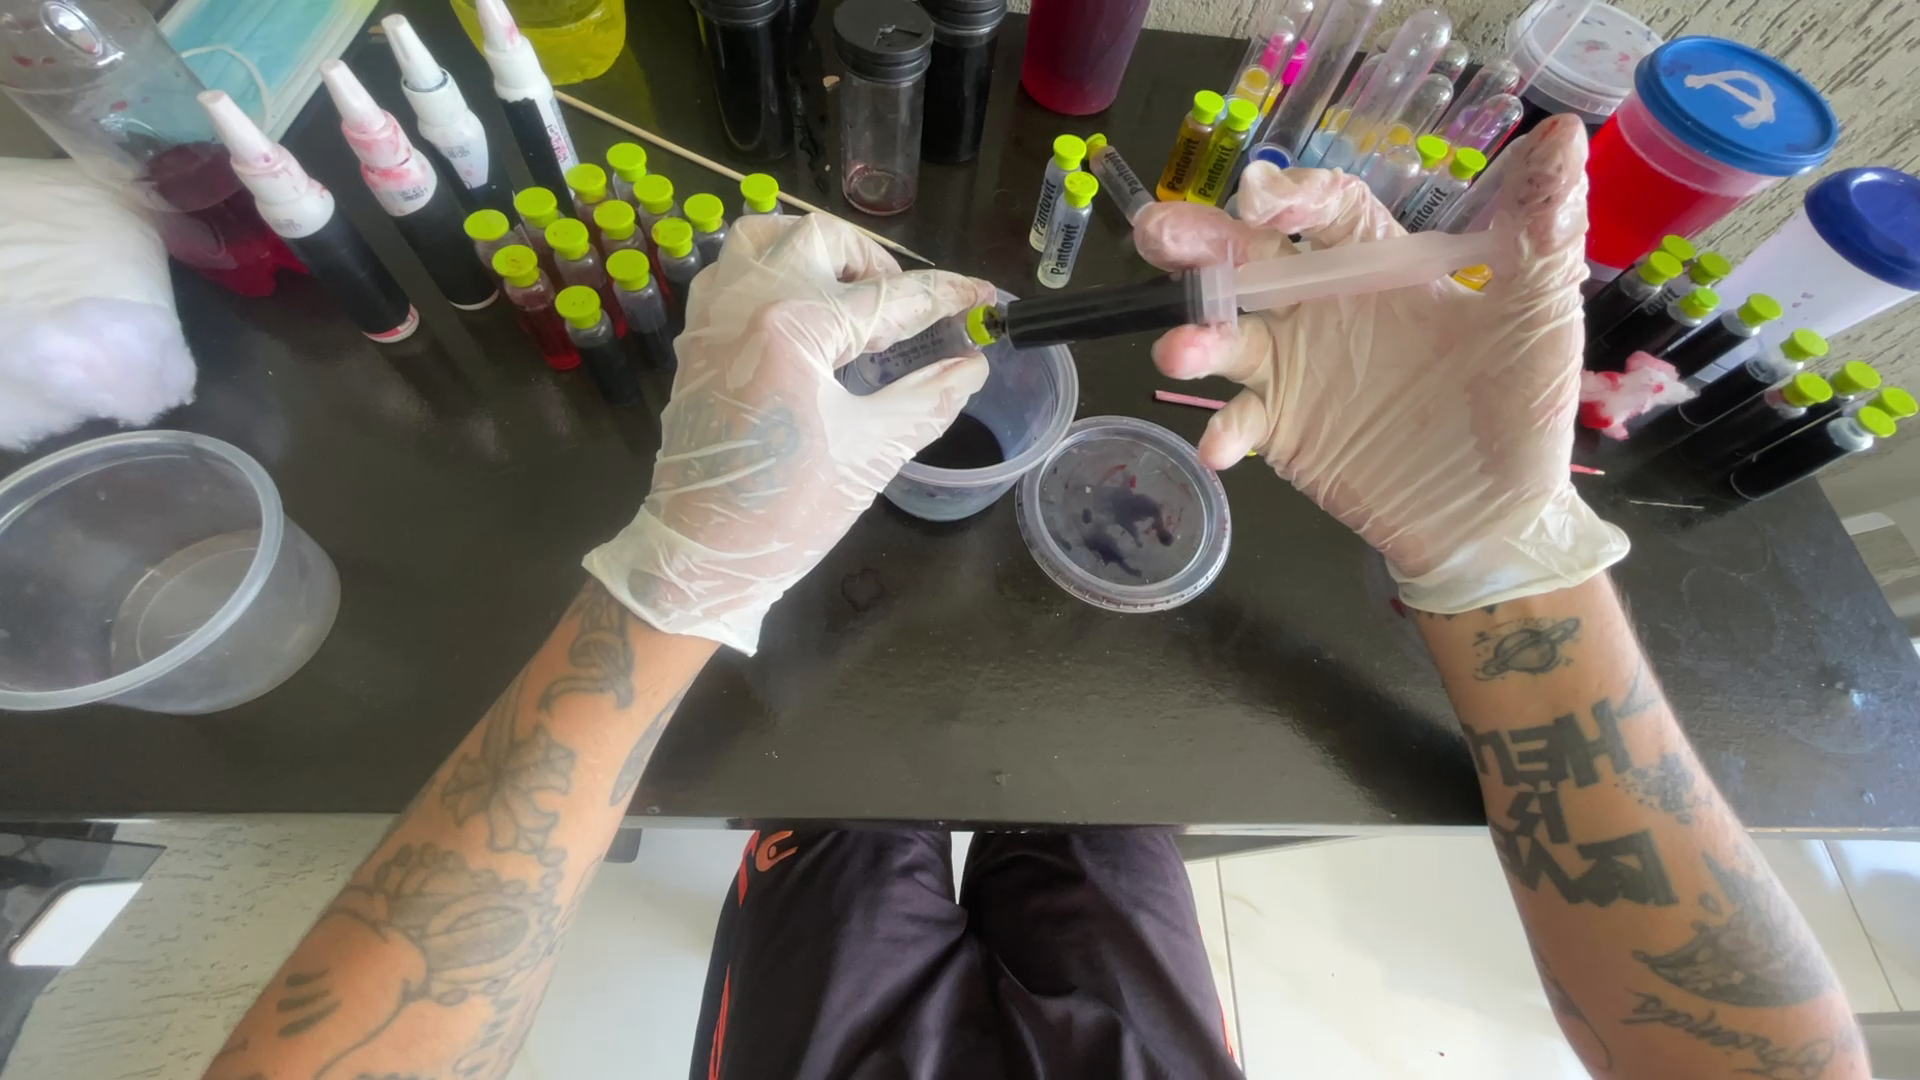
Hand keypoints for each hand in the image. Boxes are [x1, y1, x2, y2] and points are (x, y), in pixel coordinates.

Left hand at [585, 214, 995, 652]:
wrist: (703, 554)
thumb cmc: (789, 511)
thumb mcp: (872, 454)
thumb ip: (929, 398)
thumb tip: (973, 364)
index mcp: (792, 329)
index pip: (887, 301)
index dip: (944, 297)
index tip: (982, 296)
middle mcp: (745, 302)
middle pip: (820, 240)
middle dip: (875, 263)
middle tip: (903, 307)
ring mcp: (711, 316)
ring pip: (764, 238)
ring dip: (816, 253)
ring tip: (848, 296)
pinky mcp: (695, 340)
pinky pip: (730, 272)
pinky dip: (772, 273)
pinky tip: (799, 314)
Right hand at [1132, 115, 1627, 612]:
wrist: (1488, 510)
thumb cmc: (1518, 409)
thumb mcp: (1536, 315)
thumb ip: (1537, 232)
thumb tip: (1557, 134)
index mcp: (1378, 268)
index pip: (1323, 214)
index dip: (1290, 198)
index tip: (1260, 202)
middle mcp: (1321, 309)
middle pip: (1250, 265)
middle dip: (1200, 246)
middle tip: (1154, 233)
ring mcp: (1291, 371)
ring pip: (1227, 341)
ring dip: (1194, 342)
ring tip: (1176, 352)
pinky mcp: (1277, 428)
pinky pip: (1239, 419)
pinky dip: (1223, 430)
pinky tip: (1219, 446)